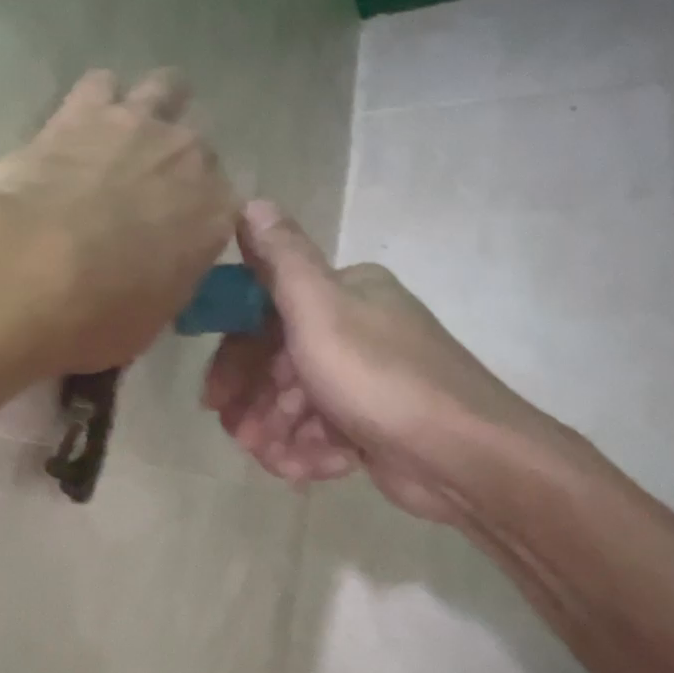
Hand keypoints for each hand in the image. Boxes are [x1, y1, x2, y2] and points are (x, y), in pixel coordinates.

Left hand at [0, 68, 238, 377]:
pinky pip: (100, 85)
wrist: (22, 276)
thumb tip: (146, 284)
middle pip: (192, 146)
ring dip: (145, 113)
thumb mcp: (139, 328)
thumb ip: (158, 293)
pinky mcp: (79, 110)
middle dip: (169, 165)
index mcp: (213, 217)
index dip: (191, 220)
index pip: (219, 206)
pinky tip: (70, 129)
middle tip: (132, 195)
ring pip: (164, 91)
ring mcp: (136, 125)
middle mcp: (188, 159)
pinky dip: (90, 102)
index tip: (164, 239)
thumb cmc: (87, 321)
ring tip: (114, 144)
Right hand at [203, 201, 533, 522]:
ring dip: (277, 436)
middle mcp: (355, 328)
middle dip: (254, 406)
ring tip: (280, 462)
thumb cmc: (381, 381)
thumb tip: (250, 202)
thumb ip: (282, 262)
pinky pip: (319, 433)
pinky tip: (313, 470)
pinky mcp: (371, 422)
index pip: (262, 318)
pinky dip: (309, 452)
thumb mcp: (320, 314)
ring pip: (292, 406)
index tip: (211, 399)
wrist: (462, 457)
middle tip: (242, 438)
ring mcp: (364, 379)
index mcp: (345, 294)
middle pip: (273, 367)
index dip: (231, 358)